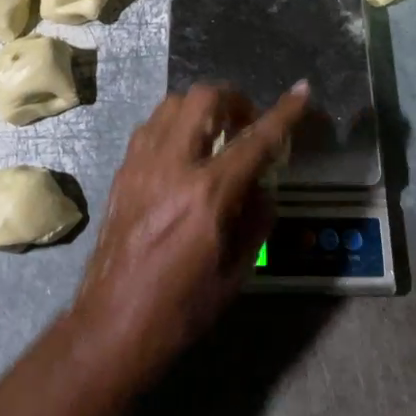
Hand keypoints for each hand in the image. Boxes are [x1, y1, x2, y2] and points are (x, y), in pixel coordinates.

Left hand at [70, 81, 309, 373]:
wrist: (113, 324)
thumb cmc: (182, 306)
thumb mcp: (237, 269)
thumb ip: (256, 218)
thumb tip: (261, 187)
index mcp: (207, 194)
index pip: (255, 140)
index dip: (284, 113)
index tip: (302, 90)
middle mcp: (172, 166)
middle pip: (204, 99)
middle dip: (234, 99)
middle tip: (246, 123)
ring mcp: (141, 164)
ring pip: (173, 104)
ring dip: (201, 108)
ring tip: (215, 133)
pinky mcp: (122, 172)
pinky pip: (151, 127)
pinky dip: (174, 125)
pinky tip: (183, 152)